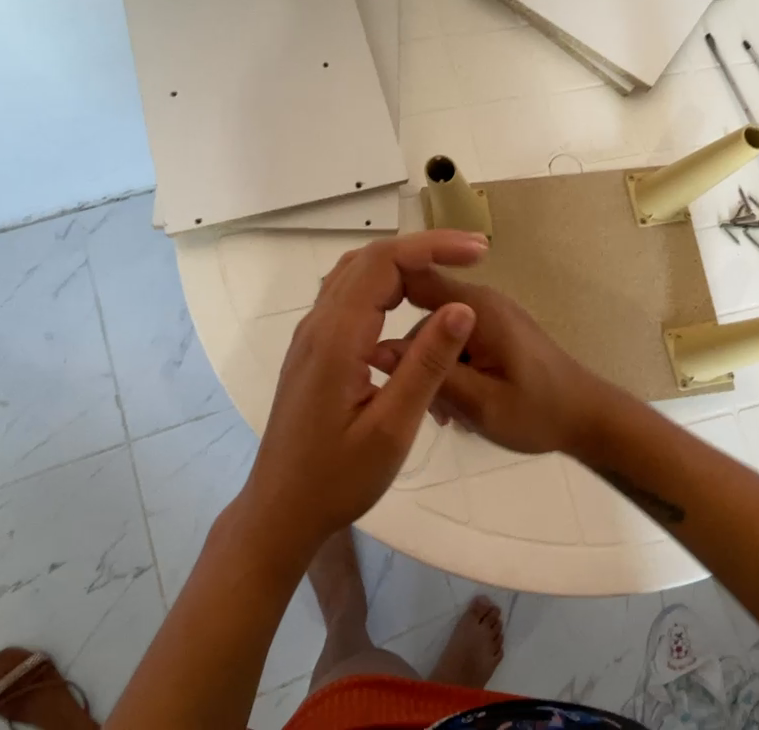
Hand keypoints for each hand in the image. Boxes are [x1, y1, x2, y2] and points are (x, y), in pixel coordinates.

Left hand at [237, 230, 487, 553]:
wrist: (281, 510)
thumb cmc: (338, 478)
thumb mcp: (392, 428)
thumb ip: (427, 364)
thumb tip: (463, 308)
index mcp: (337, 337)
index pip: (385, 263)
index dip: (433, 247)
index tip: (478, 252)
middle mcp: (318, 325)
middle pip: (369, 259)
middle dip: (422, 248)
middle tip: (471, 256)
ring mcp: (310, 336)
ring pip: (355, 274)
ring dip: (401, 262)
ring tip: (446, 270)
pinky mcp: (313, 350)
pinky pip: (347, 296)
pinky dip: (383, 283)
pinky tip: (407, 301)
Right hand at [375, 268, 622, 456]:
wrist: (588, 419)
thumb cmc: (539, 412)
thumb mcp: (480, 404)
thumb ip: (430, 375)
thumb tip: (376, 351)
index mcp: (477, 309)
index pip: (415, 276)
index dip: (380, 289)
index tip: (353, 325)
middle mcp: (480, 303)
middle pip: (422, 313)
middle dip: (412, 355)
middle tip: (412, 400)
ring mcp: (488, 317)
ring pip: (437, 334)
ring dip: (432, 370)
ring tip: (444, 416)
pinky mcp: (494, 332)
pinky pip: (455, 343)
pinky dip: (449, 371)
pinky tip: (455, 408)